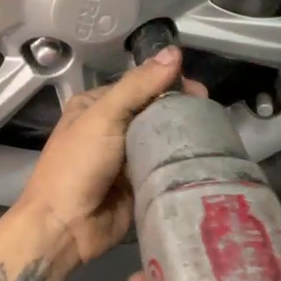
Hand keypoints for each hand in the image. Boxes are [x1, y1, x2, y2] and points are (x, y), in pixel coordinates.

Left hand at [11, 48, 207, 263]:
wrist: (64, 226)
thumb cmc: (76, 165)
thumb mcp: (103, 117)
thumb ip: (137, 86)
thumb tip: (174, 54)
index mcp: (95, 106)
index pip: (140, 85)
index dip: (169, 84)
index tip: (200, 92)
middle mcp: (111, 129)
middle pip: (154, 113)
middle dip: (180, 112)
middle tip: (211, 117)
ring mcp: (126, 158)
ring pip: (162, 141)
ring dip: (184, 139)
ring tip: (216, 138)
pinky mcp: (139, 185)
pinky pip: (164, 169)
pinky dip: (181, 165)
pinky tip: (206, 161)